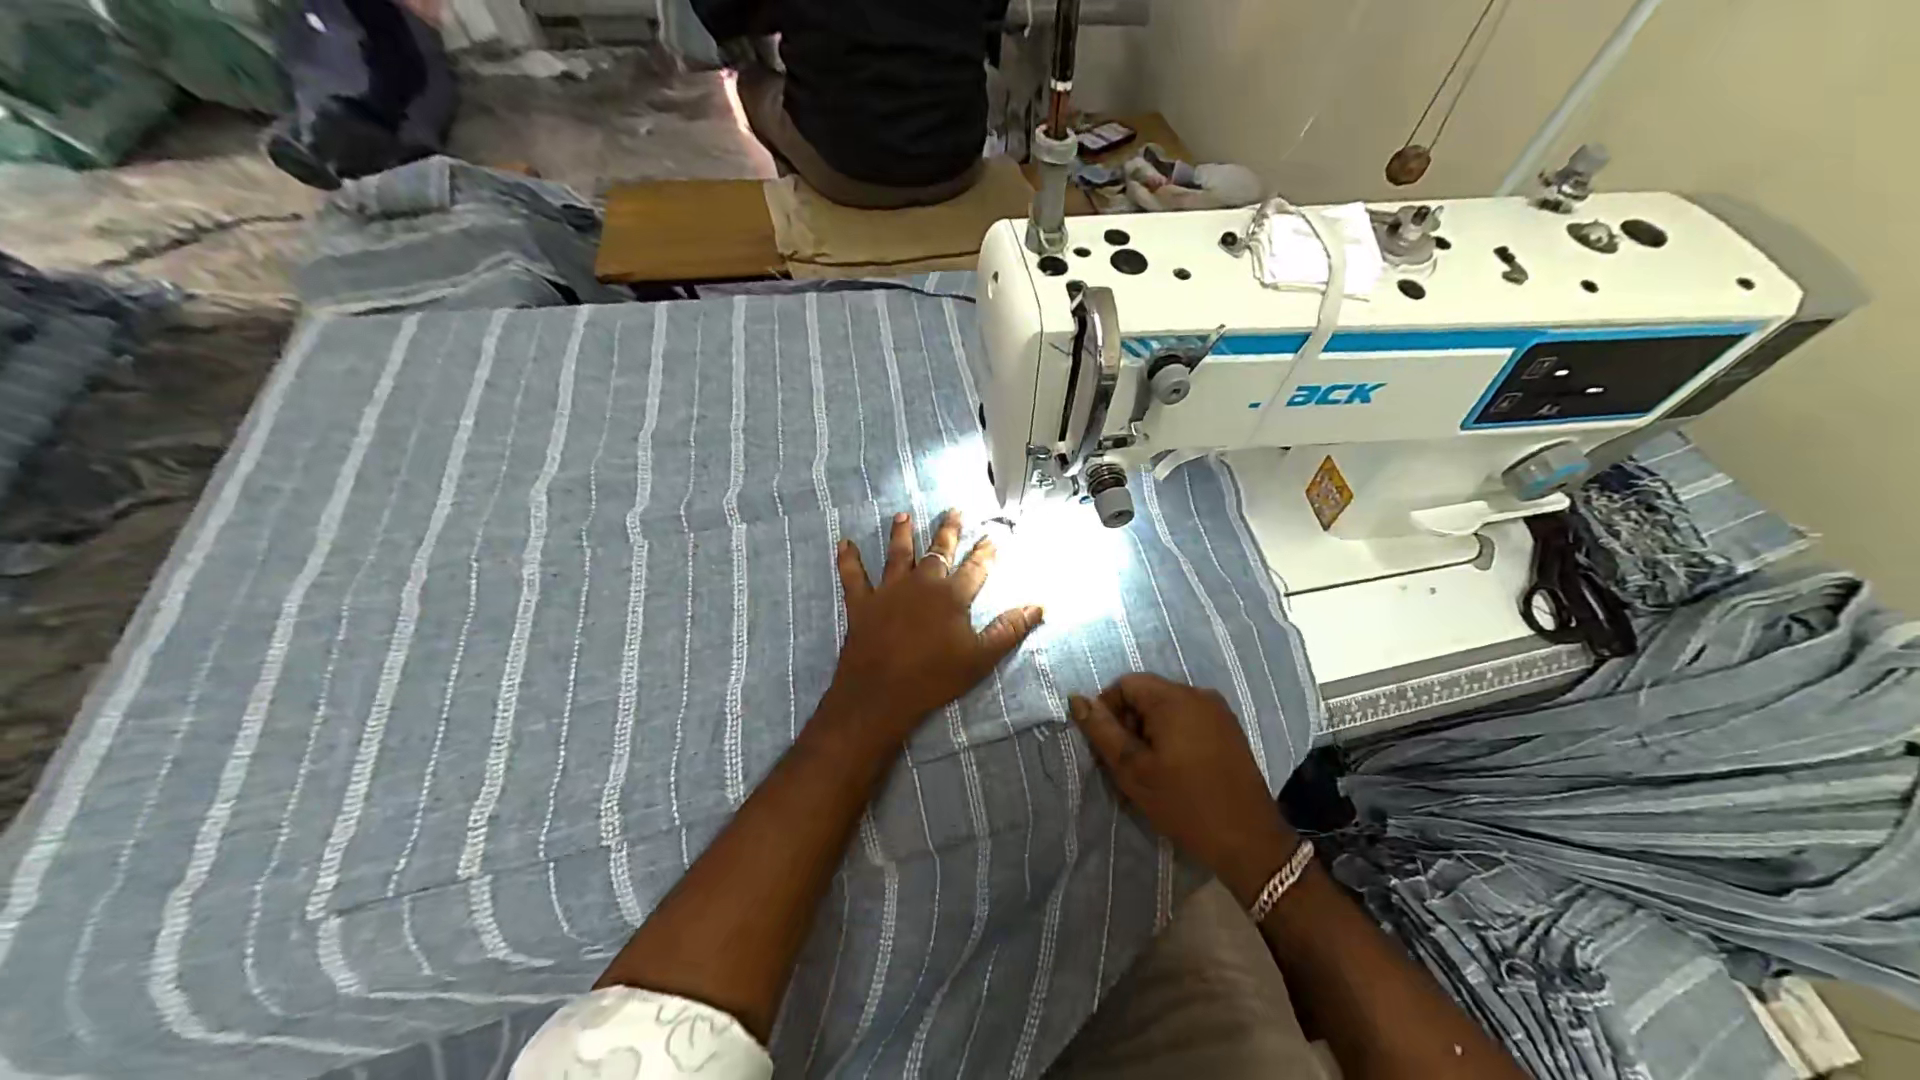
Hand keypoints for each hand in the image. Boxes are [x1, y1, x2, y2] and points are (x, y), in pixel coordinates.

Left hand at [820, 510, 1043, 751]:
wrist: (881, 693)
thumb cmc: (934, 677)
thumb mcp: (980, 658)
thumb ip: (1008, 630)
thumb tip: (1038, 606)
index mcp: (951, 596)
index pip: (975, 567)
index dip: (986, 551)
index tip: (994, 535)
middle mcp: (921, 584)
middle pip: (938, 551)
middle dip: (949, 530)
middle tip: (954, 510)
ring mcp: (889, 590)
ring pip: (897, 554)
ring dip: (901, 533)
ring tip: (903, 515)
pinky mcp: (862, 603)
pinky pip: (853, 575)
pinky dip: (848, 559)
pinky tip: (844, 542)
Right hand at [1070, 674, 1297, 907]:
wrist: (1249, 841)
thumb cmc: (1184, 804)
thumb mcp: (1132, 770)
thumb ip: (1102, 730)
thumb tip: (1077, 699)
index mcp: (1173, 699)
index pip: (1125, 683)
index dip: (1108, 710)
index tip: (1110, 747)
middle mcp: (1198, 694)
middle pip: (1147, 693)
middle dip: (1130, 722)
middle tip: (1129, 763)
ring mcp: (1219, 711)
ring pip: (1168, 708)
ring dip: (1151, 731)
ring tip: (1152, 771)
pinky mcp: (1230, 730)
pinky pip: (1189, 719)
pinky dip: (1173, 736)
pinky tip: (1176, 770)